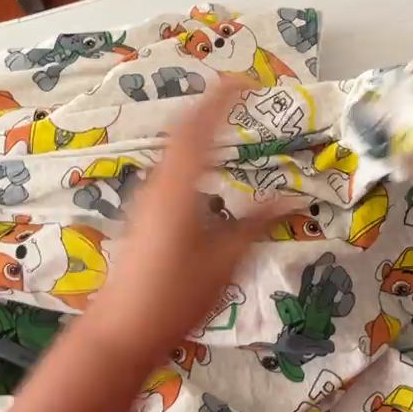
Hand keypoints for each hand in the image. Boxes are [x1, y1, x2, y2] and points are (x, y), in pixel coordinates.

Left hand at [86, 83, 284, 366]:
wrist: (121, 330)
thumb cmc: (175, 296)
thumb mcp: (225, 262)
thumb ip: (256, 225)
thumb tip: (291, 199)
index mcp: (178, 187)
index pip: (199, 127)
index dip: (220, 99)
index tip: (243, 81)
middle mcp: (157, 183)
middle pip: (181, 131)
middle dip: (208, 107)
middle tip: (238, 97)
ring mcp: (144, 198)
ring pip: (172, 149)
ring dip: (197, 130)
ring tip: (226, 123)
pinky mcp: (141, 214)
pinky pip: (167, 167)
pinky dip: (188, 153)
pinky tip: (203, 169)